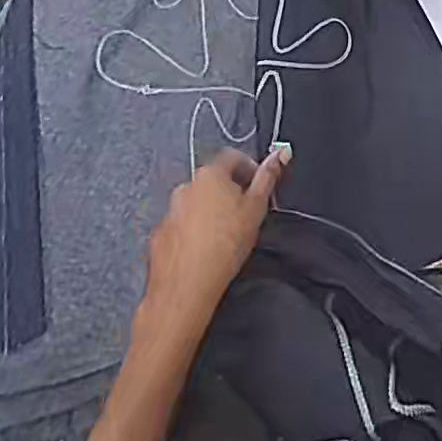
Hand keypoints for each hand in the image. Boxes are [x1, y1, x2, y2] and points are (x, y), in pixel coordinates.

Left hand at [140, 146, 286, 333]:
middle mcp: (186, 186)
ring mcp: (169, 211)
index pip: (233, 157)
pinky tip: (206, 250)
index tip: (260, 185)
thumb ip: (269, 176)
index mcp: (210, 174)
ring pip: (197, 203)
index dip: (250, 167)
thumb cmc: (226, 244)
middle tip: (246, 213)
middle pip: (214, 180)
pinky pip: (182, 225)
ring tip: (226, 235)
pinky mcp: (160, 234)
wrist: (186, 287)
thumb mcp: (257, 207)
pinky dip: (194, 231)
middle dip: (231, 191)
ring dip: (211, 211)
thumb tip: (281, 153)